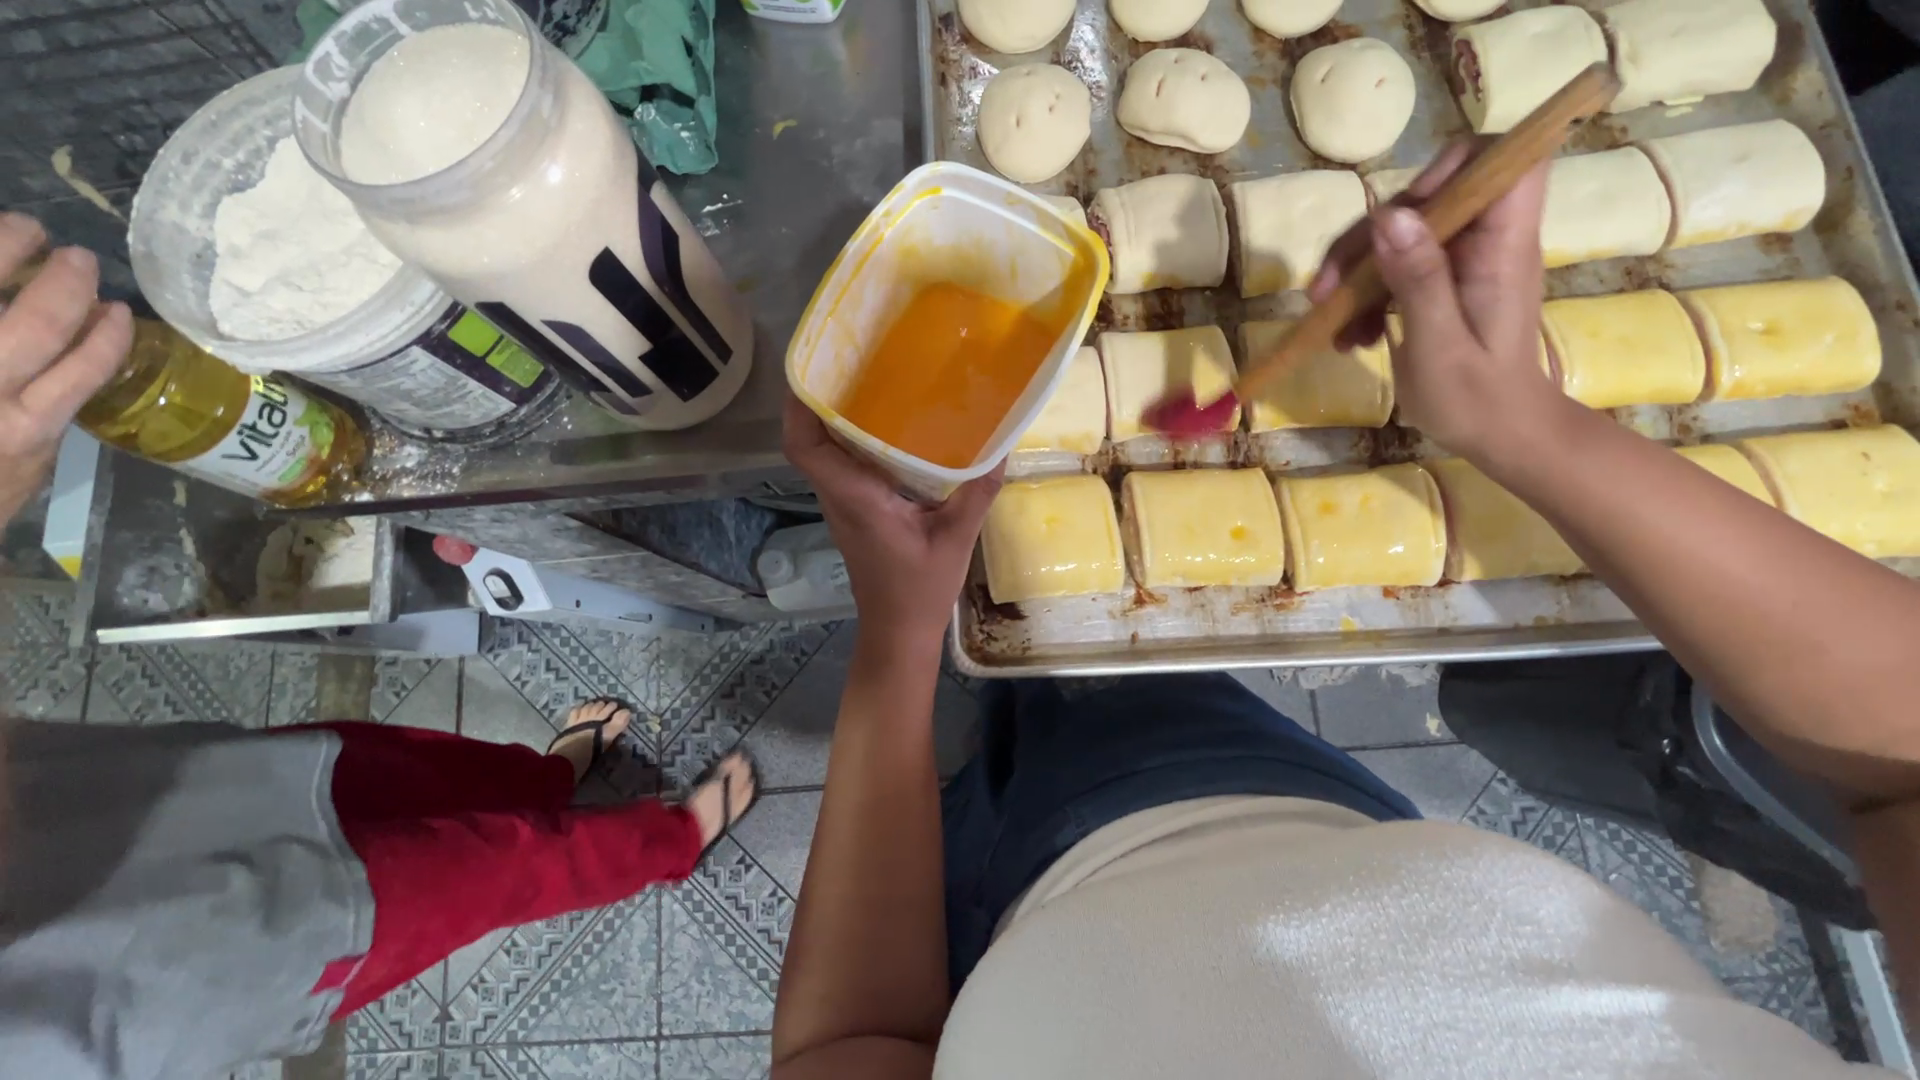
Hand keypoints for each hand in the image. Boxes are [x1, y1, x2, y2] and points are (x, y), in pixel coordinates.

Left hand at [0, 213, 131, 525]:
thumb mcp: (13, 474)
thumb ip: (28, 427)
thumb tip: (49, 384)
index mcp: (22, 431)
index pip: (80, 368)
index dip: (104, 336)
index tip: (117, 308)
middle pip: (34, 326)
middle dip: (59, 284)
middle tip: (72, 252)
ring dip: (6, 259)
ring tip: (22, 231)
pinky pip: (12, 345)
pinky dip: (7, 300)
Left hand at [782, 394, 1002, 650]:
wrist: (898, 631)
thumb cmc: (920, 590)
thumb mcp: (956, 538)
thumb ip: (977, 492)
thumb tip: (1003, 447)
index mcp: (856, 498)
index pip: (805, 448)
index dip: (800, 406)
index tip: (816, 369)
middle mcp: (839, 497)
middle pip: (811, 441)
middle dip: (820, 399)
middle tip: (852, 361)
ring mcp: (843, 506)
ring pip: (825, 453)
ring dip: (836, 418)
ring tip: (869, 382)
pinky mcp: (854, 512)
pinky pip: (843, 466)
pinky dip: (853, 441)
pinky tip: (888, 426)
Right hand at [1309, 141, 1568, 460]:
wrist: (1501, 436)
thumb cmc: (1477, 399)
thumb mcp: (1441, 345)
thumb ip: (1420, 280)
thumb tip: (1392, 215)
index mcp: (1502, 247)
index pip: (1509, 161)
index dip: (1458, 164)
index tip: (1407, 206)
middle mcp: (1485, 243)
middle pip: (1429, 199)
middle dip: (1370, 235)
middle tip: (1328, 286)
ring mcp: (1460, 264)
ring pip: (1401, 234)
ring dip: (1355, 270)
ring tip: (1330, 320)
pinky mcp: (1438, 285)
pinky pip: (1394, 267)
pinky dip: (1364, 295)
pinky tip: (1350, 335)